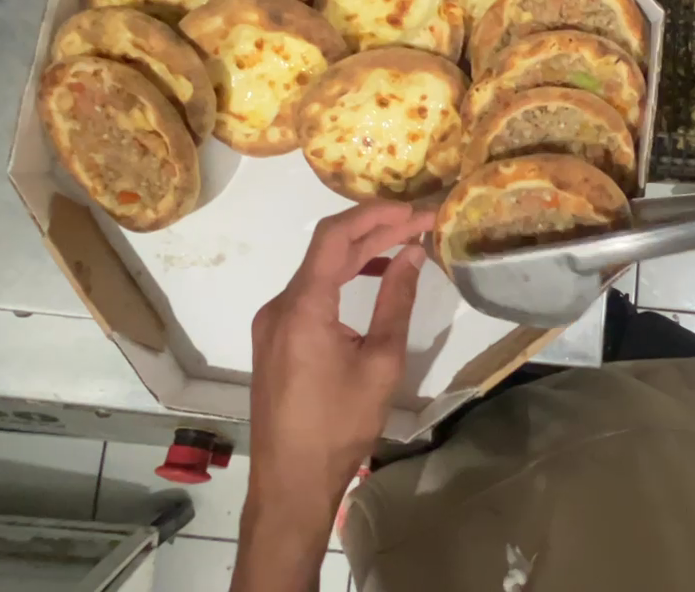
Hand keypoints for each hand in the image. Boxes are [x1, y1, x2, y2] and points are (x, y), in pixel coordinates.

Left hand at [248, 201, 429, 502]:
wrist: (290, 485)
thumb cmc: (340, 427)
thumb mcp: (380, 363)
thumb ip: (396, 300)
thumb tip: (413, 253)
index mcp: (302, 306)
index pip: (336, 236)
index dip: (376, 214)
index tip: (414, 210)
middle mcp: (280, 304)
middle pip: (329, 248)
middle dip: (376, 229)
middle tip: (421, 221)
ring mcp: (273, 321)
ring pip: (320, 267)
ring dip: (361, 250)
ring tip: (405, 241)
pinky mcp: (276, 337)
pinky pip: (311, 290)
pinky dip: (344, 275)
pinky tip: (374, 276)